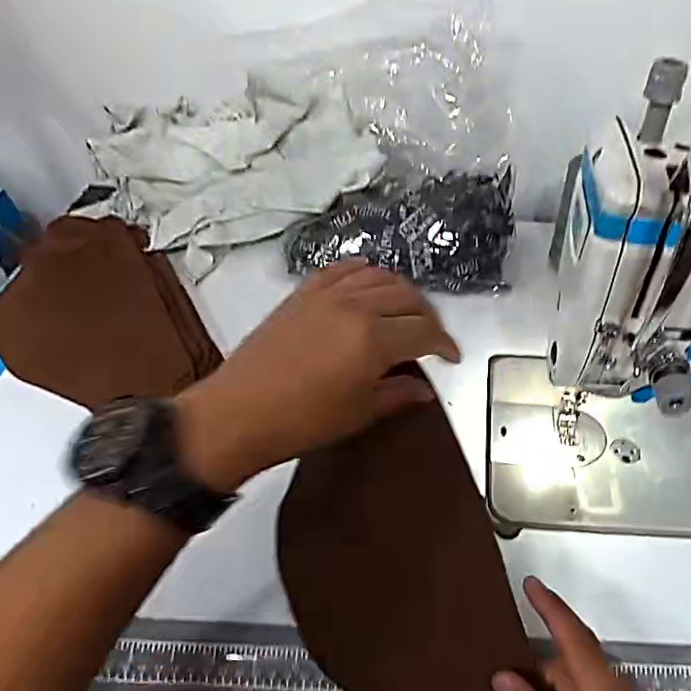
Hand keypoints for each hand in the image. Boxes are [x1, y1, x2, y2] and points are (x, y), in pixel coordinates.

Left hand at [174, 261, 460, 490]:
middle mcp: (353, 307)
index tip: (449, 356)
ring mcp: (326, 295)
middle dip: (427, 317)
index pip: (424, 331)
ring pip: (378, 276)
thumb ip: (398, 394)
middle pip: (408, 297)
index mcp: (373, 340)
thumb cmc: (301, 421)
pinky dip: (363, 273)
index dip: (444, 345)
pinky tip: (368, 285)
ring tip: (405, 311)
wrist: (240, 413)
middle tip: (431, 337)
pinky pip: (341, 269)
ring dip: (400, 291)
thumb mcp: (360, 413)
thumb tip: (422, 389)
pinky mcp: (303, 293)